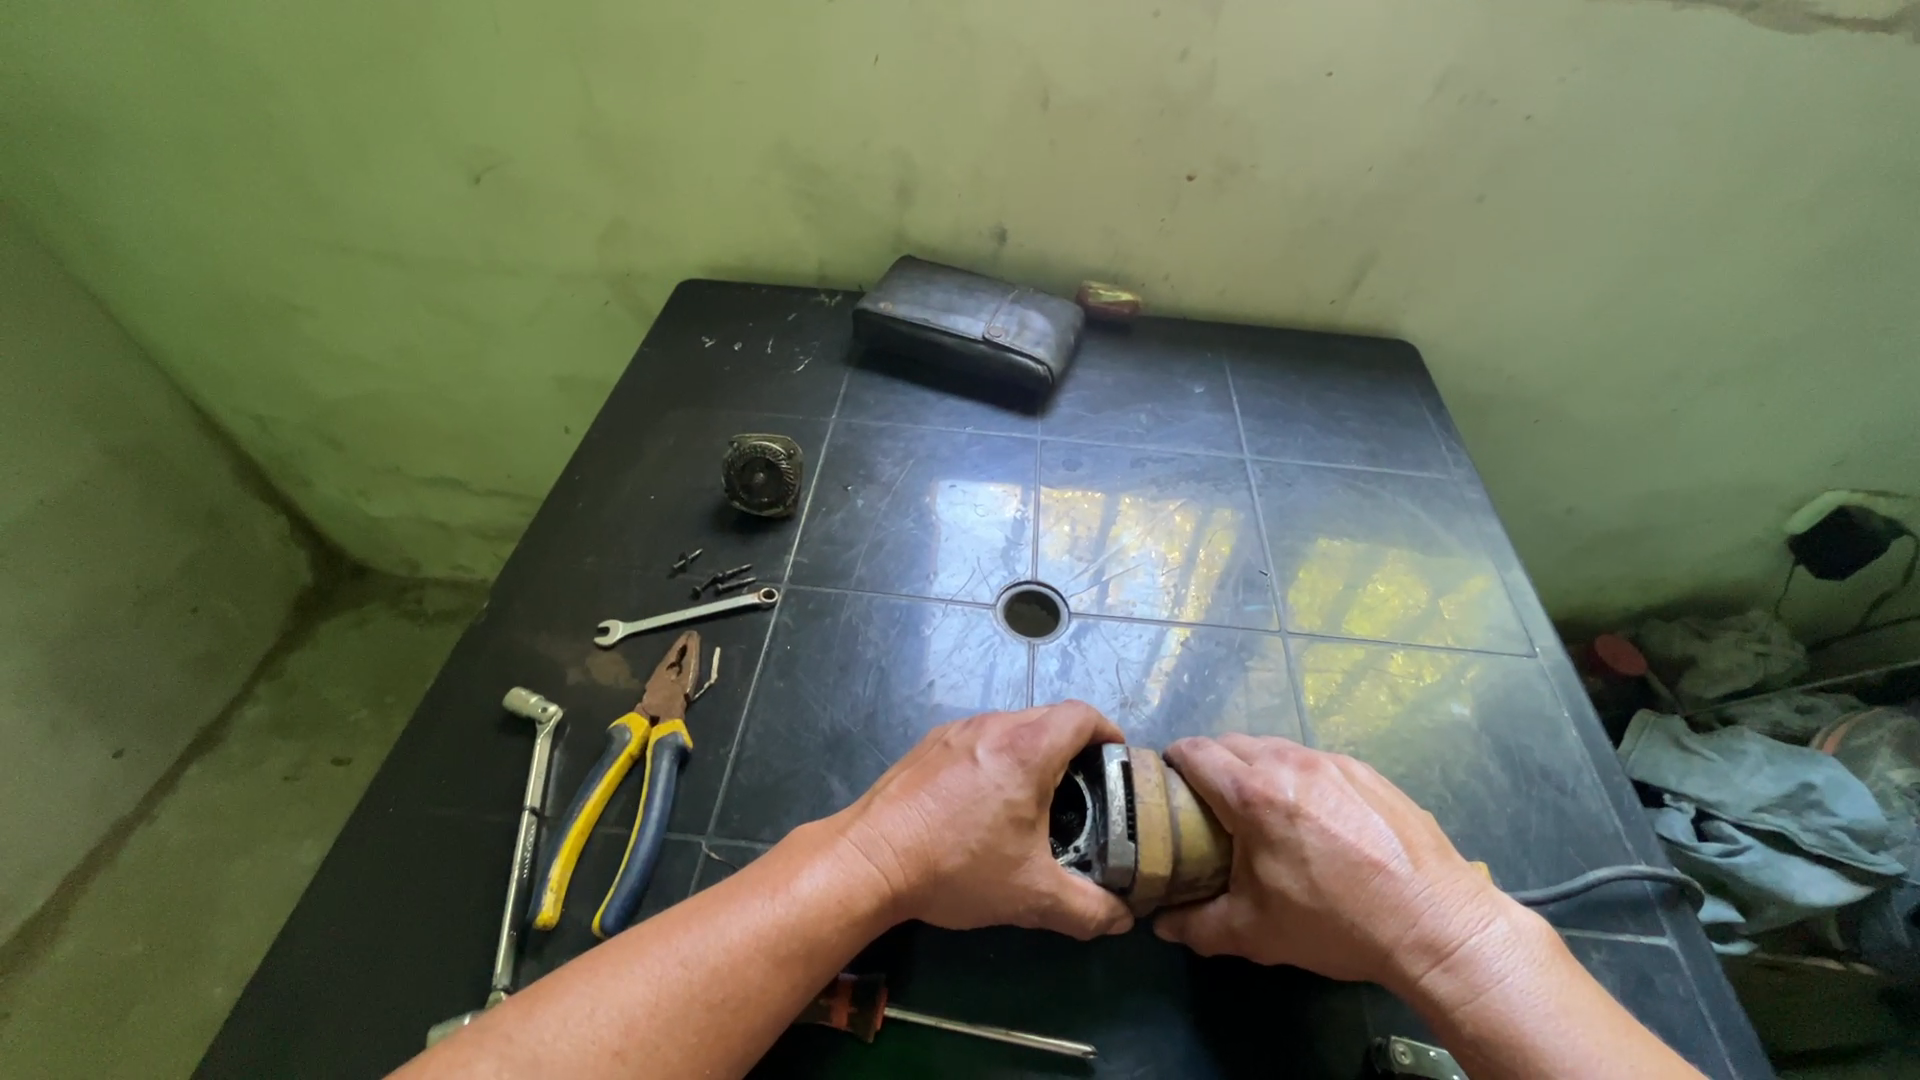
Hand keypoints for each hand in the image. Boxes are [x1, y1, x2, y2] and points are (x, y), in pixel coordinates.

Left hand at [829, 701, 1134, 939]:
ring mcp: (956, 730)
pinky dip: (997, 756)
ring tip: (1036, 797)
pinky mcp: (930, 742)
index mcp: (1027, 749)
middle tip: (1084, 788)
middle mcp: (993, 726)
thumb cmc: (956, 867)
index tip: (1116, 761)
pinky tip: (985, 799)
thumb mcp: (1030, 895)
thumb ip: (1087, 909)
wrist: (870, 859)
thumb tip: (1121, 920)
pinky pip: (979, 737)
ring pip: (1011, 726)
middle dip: (1074, 745)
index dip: (1107, 732)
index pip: (1082, 715)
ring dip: (1033, 750)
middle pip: (1049, 716)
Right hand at [1153, 735, 1511, 991]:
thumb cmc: (1337, 925)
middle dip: (1211, 765)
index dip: (1172, 762)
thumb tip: (1161, 924)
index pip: (1194, 752)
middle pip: (1229, 743)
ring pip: (1274, 748)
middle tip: (1212, 805)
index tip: (1168, 784)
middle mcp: (1287, 763)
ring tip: (1265, 810)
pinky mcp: (1366, 770)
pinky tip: (1318, 819)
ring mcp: (1331, 762)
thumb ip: (1198, 925)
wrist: (1439, 927)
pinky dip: (1299, 778)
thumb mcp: (1257, 933)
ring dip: (1256, 768)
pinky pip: (1314, 762)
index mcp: (1252, 794)